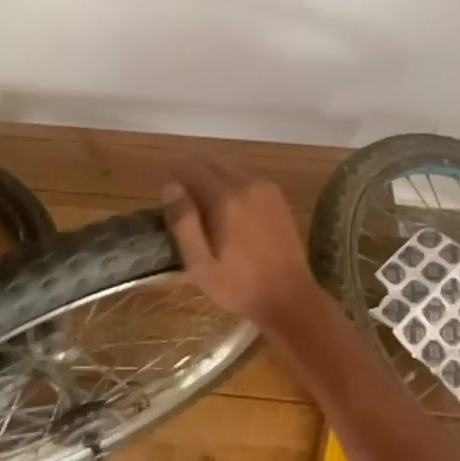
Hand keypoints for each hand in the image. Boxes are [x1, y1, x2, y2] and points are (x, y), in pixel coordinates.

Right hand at [162, 155, 323, 324]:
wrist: (289, 298)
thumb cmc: (238, 285)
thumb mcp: (200, 264)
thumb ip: (183, 222)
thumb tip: (171, 187)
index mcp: (226, 199)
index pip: (191, 166)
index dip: (174, 179)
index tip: (170, 203)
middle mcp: (248, 184)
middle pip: (210, 162)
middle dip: (192, 178)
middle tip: (186, 212)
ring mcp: (266, 188)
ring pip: (228, 170)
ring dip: (212, 183)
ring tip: (207, 217)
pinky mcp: (277, 197)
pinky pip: (245, 180)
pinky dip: (231, 189)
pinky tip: (230, 218)